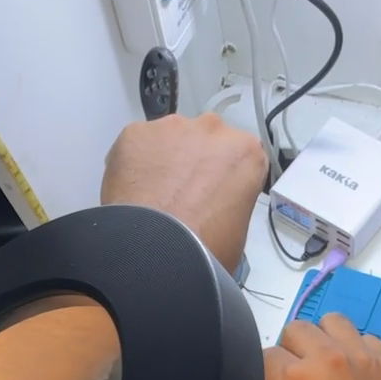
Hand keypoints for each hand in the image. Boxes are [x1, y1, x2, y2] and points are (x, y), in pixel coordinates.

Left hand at [101, 113, 266, 270]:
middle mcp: (212, 129)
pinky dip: (135, 166)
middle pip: (205, 144)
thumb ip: (231, 207)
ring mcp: (171, 127)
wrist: (157, 252)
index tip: (214, 200)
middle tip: (182, 202)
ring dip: (165, 165)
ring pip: (170, 142)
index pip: (240, 161)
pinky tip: (134, 195)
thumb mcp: (237, 235)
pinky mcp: (135, 132)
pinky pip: (138, 146)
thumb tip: (216, 215)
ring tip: (155, 202)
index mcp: (246, 153)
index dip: (225, 182)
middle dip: (195, 167)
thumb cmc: (204, 251)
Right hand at [263, 314, 380, 379]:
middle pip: (298, 329)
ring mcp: (360, 355)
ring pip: (333, 322)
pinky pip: (367, 338)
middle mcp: (326, 357)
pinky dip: (358, 351)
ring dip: (326, 339)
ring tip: (330, 364)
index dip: (270, 371)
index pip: (268, 354)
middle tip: (302, 374)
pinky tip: (357, 374)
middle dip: (294, 350)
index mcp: (294, 379)